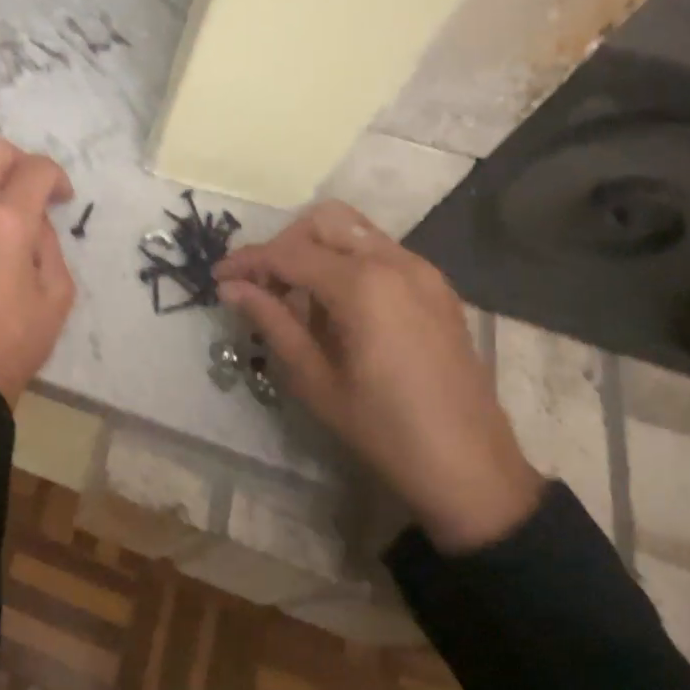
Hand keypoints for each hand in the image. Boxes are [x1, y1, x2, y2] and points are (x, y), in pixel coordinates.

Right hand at [214, 201, 541, 553]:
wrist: (471, 467)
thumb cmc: (384, 430)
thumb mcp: (315, 379)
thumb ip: (272, 322)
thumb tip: (231, 288)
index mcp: (363, 286)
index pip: (289, 253)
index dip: (248, 261)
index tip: (218, 277)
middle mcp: (395, 263)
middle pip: (324, 222)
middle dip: (284, 244)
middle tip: (260, 284)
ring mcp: (423, 272)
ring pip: (355, 231)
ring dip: (317, 249)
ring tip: (294, 295)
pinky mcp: (438, 288)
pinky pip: (381, 253)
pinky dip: (348, 262)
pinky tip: (335, 306)